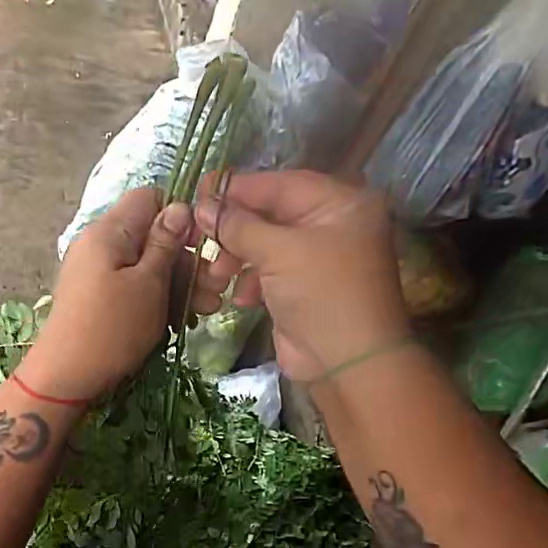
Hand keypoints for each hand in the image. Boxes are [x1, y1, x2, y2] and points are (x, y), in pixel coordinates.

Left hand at [21, 187, 211, 399]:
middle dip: (186, 260)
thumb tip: (180, 206)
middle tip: (215, 290)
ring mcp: (98, 273)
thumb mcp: (148, 284)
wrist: (66, 378)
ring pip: (146, 266)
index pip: (149, 199)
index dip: (180, 217)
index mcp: (109, 231)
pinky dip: (157, 299)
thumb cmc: (112, 329)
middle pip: (152, 236)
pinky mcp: (99, 298)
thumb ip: (165, 243)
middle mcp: (100, 245)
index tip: (202, 247)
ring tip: (206, 310)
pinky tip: (181, 320)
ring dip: (178, 285)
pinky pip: (134, 287)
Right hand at [194, 170, 407, 378]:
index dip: (237, 188)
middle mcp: (332, 226)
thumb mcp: (279, 251)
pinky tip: (241, 298)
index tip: (199, 191)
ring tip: (217, 275)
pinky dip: (250, 282)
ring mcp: (318, 260)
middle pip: (271, 215)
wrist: (347, 362)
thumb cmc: (322, 294)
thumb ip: (238, 225)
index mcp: (339, 204)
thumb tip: (202, 205)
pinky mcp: (303, 290)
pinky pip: (269, 274)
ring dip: (236, 259)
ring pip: (265, 246)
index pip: (280, 185)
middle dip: (234, 230)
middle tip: (201, 238)